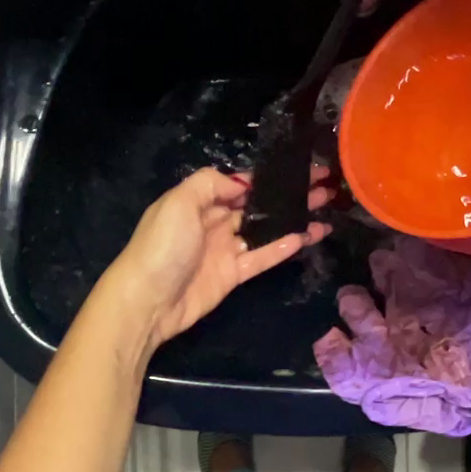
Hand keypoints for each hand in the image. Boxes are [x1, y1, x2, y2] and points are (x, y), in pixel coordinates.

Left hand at [101, 167, 332, 345]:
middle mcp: (212, 222)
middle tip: (322, 188)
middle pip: (255, 206)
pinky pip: (261, 258)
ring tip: (324, 213)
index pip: (238, 184)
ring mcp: (223, 250)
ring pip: (264, 232)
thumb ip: (209, 184)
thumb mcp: (179, 202)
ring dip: (292, 222)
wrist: (146, 301)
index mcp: (197, 201)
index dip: (267, 178)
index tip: (297, 170)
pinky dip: (282, 248)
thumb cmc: (161, 246)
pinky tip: (305, 237)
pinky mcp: (231, 276)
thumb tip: (240, 182)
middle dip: (286, 197)